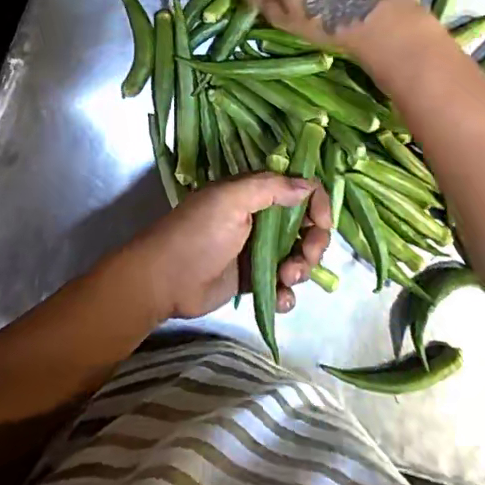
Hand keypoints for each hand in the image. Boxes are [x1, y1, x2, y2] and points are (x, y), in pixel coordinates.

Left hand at [120, 173, 332, 320]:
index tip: (322, 225)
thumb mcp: (231, 200)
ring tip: (285, 279)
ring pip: (298, 257)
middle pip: (306, 226)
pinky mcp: (253, 279)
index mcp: (256, 193)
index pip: (300, 191)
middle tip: (303, 259)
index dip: (317, 205)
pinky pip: (283, 284)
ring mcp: (258, 250)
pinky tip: (280, 299)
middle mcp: (261, 218)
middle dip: (313, 243)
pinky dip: (287, 293)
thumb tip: (308, 186)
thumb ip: (271, 188)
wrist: (163, 281)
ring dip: (301, 269)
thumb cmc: (197, 234)